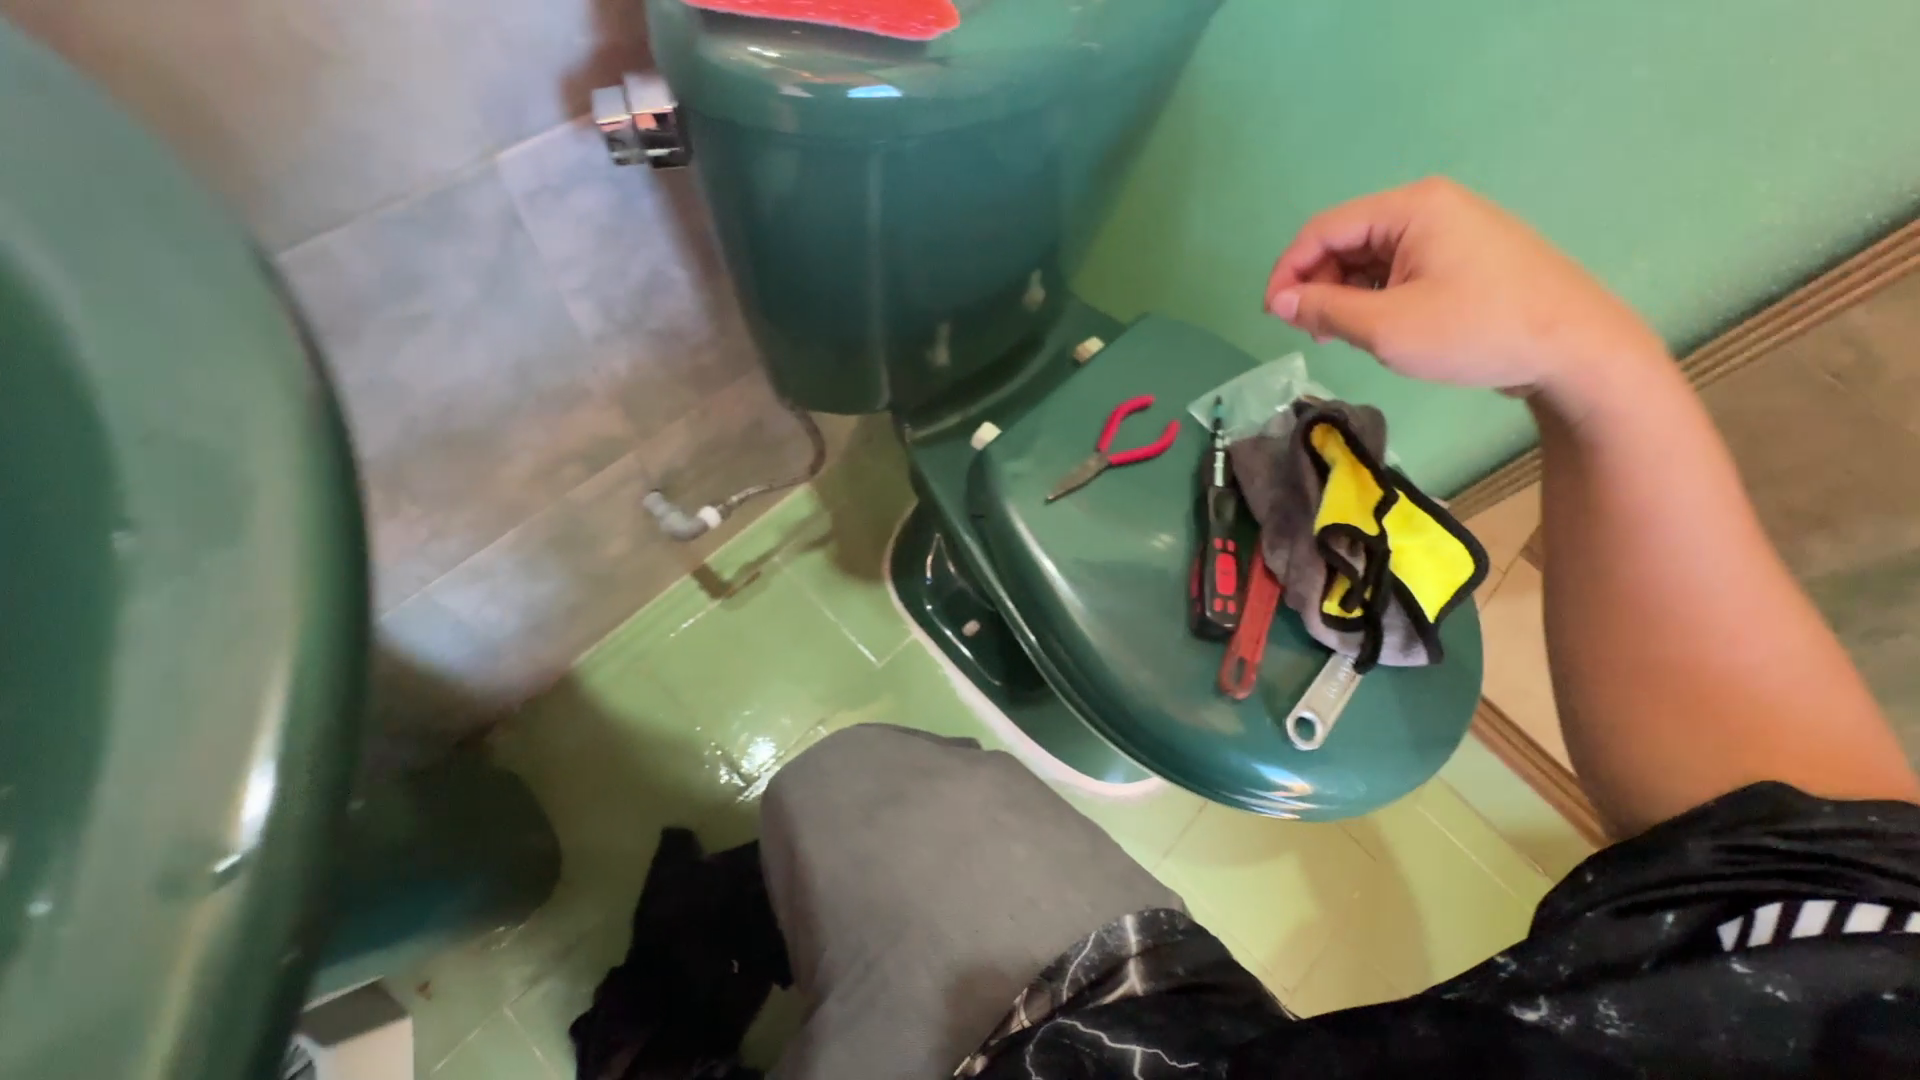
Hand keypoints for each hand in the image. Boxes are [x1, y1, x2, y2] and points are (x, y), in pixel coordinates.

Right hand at [1265, 178, 1666, 401]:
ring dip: (1344, 295)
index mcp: (1412, 207)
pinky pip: (1399, 270)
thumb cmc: (1477, 332)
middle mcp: (1430, 208)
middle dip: (1317, 284)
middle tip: (1307, 332)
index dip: (1289, 270)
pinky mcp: (1463, 258)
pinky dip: (1374, 297)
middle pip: (1348, 240)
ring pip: (1371, 258)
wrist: (1576, 349)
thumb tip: (1281, 302)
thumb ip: (1326, 310)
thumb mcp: (1387, 327)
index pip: (1325, 228)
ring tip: (1337, 336)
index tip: (1272, 315)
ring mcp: (1450, 232)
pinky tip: (1372, 328)